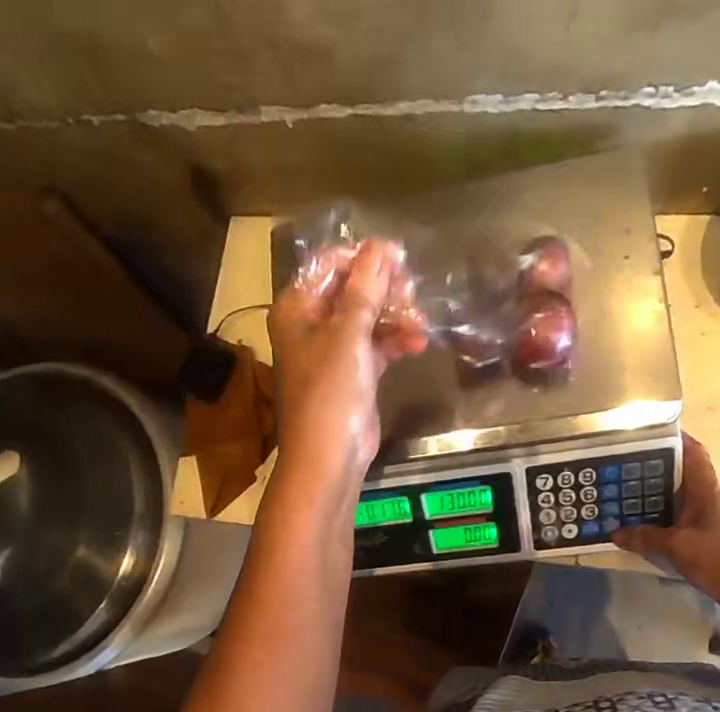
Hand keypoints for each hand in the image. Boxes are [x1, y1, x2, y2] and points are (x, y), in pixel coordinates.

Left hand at [267, 238, 428, 476]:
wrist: (329, 456)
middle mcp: (312, 324)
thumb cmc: (330, 391)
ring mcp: (334, 350)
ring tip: (421, 324)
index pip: (328, 265)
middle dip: (384, 289)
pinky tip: (418, 343)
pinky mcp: (355, 373)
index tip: (399, 258)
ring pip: (368, 318)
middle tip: (413, 293)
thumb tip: (383, 247)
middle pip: (351, 290)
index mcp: (297, 307)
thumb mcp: (348, 334)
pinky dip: (395, 342)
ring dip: (395, 317)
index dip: (362, 257)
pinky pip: (377, 346)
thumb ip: (365, 290)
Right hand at [612, 434, 719, 616]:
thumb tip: (615, 532)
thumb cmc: (719, 560)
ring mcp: (710, 516)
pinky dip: (663, 515)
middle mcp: (709, 497)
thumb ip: (645, 538)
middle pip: (682, 473)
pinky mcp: (709, 534)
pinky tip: (643, 523)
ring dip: (657, 493)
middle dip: (655, 467)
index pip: (693, 452)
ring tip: (625, 491)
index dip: (675, 438)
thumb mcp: (677, 547)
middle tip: (623, 464)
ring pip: (680, 496)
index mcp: (706, 490)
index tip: (649, 432)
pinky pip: (681, 516)